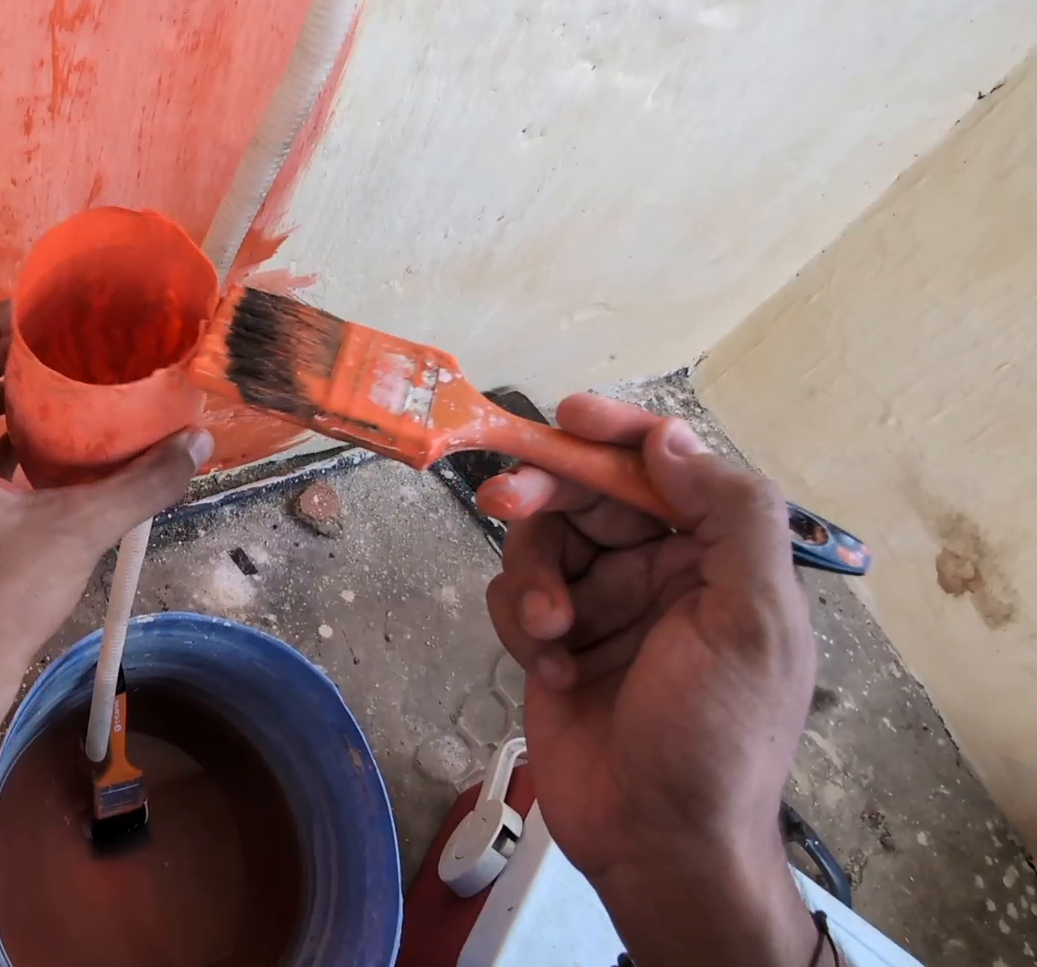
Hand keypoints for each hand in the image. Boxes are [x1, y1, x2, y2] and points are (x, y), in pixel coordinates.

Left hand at [0, 302, 210, 743]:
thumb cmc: (2, 595)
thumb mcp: (76, 530)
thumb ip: (140, 485)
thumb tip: (198, 441)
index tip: (37, 309)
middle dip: (5, 355)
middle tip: (60, 337)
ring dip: (6, 396)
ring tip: (61, 378)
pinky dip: (6, 437)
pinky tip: (53, 440)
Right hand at [478, 394, 816, 963]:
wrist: (650, 835)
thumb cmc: (711, 732)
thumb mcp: (748, 624)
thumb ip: (728, 519)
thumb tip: (669, 438)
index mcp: (716, 558)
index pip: (663, 471)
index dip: (615, 435)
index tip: (564, 416)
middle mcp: (654, 570)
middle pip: (581, 498)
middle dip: (541, 497)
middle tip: (502, 501)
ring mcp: (597, 602)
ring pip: (536, 545)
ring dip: (533, 582)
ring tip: (550, 632)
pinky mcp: (548, 634)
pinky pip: (512, 595)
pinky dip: (521, 624)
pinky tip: (548, 669)